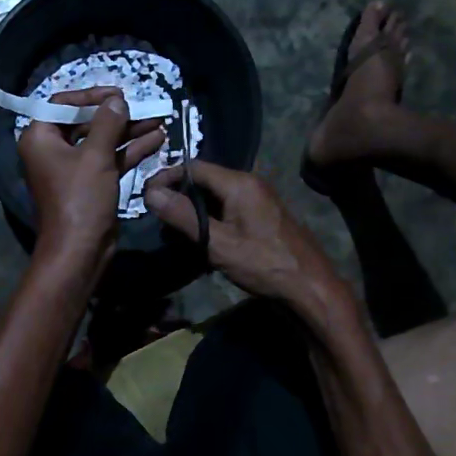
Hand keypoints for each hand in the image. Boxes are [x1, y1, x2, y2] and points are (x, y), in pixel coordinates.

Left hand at [19, 88, 164, 266]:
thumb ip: (108, 123)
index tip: (118, 94)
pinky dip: (129, 151)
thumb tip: (117, 100)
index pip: (62, 104)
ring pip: (102, 142)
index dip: (90, 96)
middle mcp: (52, 150)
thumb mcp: (95, 156)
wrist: (79, 249)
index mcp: (40, 138)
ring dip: (129, 132)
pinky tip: (157, 140)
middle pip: (86, 122)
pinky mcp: (90, 184)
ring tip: (160, 120)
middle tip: (146, 106)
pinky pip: (109, 160)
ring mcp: (72, 169)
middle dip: (118, 116)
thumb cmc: (80, 198)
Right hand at [144, 161, 335, 303]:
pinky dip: (209, 219)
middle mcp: (249, 184)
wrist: (309, 288)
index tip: (146, 196)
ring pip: (215, 196)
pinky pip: (227, 209)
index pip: (194, 166)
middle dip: (178, 195)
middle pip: (204, 180)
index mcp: (239, 183)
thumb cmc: (263, 263)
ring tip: (172, 231)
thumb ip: (183, 216)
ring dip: (192, 210)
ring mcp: (257, 201)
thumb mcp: (217, 242)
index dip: (167, 177)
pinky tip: (198, 239)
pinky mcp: (260, 218)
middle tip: (156, 216)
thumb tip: (150, 192)